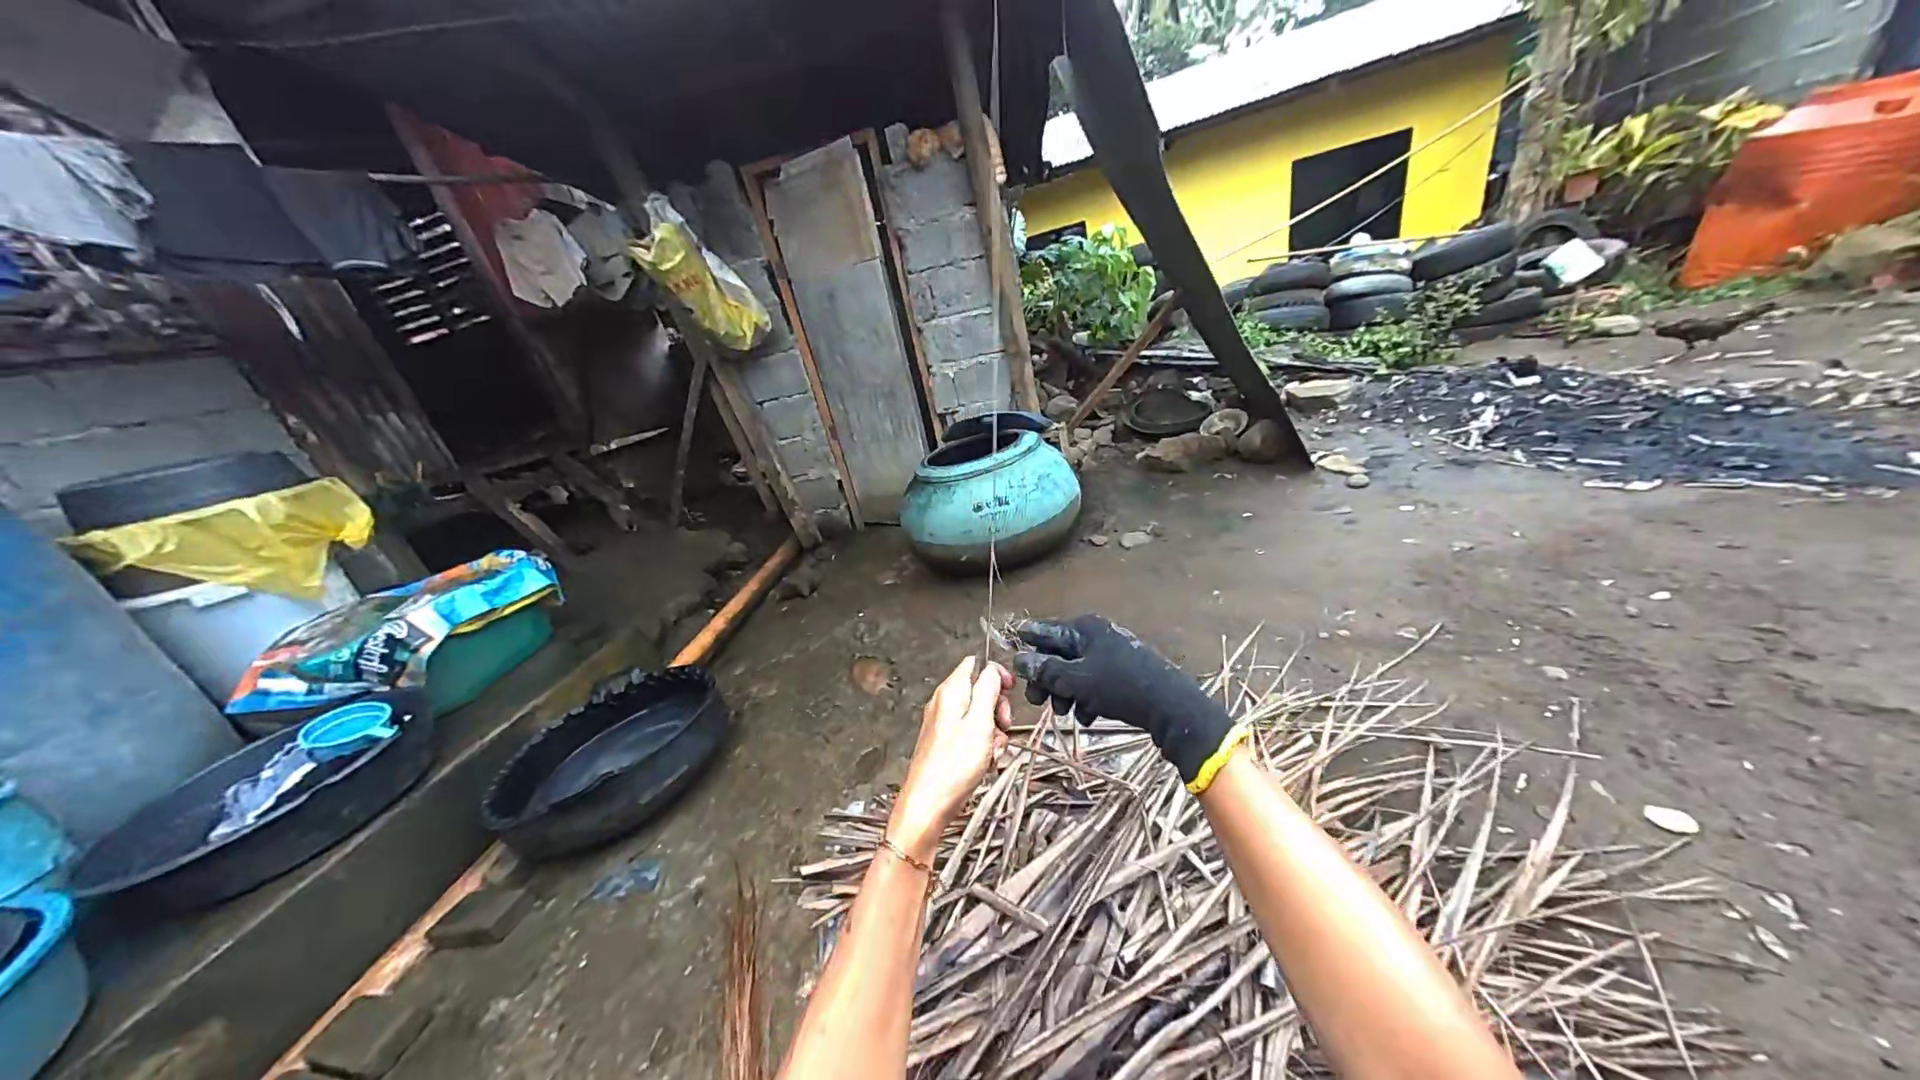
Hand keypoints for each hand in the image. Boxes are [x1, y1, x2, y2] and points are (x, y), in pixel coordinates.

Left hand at [889, 656, 1010, 862]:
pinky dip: (982, 747)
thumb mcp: (979, 723)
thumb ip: (988, 690)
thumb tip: (993, 669)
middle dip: (998, 708)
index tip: (1010, 690)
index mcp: (950, 692)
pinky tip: (983, 763)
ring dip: (993, 732)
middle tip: (1002, 726)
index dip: (997, 674)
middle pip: (980, 691)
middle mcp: (944, 704)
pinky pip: (972, 736)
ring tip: (991, 752)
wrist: (928, 805)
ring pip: (979, 717)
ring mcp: (944, 724)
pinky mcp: (946, 744)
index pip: (975, 664)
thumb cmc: (952, 767)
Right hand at [1011, 615, 1236, 790]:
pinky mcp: (1121, 674)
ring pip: (1074, 672)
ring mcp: (1110, 654)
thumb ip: (1046, 670)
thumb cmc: (1121, 687)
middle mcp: (1096, 636)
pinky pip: (1093, 683)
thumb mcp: (1077, 680)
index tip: (1012, 658)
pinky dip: (1086, 698)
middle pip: (1058, 654)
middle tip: (1038, 701)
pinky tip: (1088, 716)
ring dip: (1065, 693)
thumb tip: (1019, 659)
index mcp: (1084, 629)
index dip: (1026, 645)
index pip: (1044, 631)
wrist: (1172, 707)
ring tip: (1066, 712)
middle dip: (1047, 679)